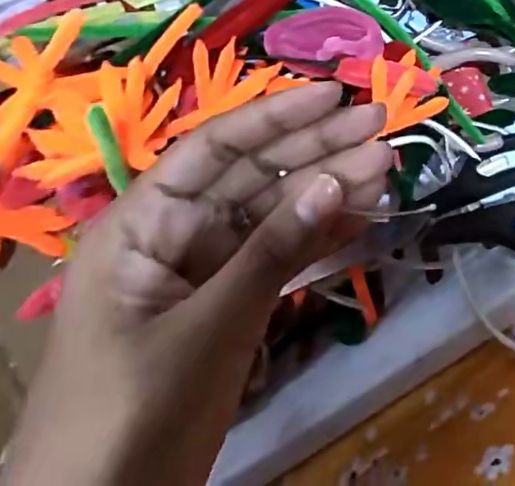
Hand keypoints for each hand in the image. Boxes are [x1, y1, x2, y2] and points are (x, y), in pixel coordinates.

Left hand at [2, 83, 391, 485]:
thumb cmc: (127, 419)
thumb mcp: (204, 331)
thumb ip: (270, 252)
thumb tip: (335, 182)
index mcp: (144, 223)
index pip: (216, 148)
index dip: (277, 115)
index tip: (334, 95)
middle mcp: (177, 232)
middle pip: (257, 174)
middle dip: (319, 147)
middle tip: (381, 124)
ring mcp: (208, 268)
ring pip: (277, 212)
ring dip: (332, 189)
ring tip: (387, 164)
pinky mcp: (232, 302)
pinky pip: (283, 255)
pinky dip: (323, 238)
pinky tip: (366, 217)